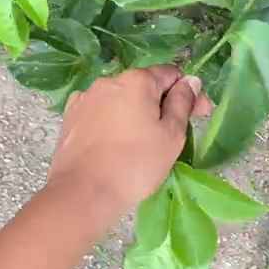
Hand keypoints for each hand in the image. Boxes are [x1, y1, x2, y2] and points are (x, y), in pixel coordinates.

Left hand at [44, 67, 210, 227]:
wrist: (82, 194)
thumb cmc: (135, 165)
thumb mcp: (171, 135)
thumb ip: (182, 103)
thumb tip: (191, 80)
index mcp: (137, 81)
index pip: (171, 74)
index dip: (188, 93)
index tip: (197, 115)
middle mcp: (109, 80)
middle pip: (144, 85)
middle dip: (161, 103)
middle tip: (171, 134)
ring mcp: (86, 97)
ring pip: (121, 98)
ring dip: (135, 111)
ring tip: (140, 141)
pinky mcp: (71, 116)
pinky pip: (100, 111)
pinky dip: (111, 120)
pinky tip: (113, 141)